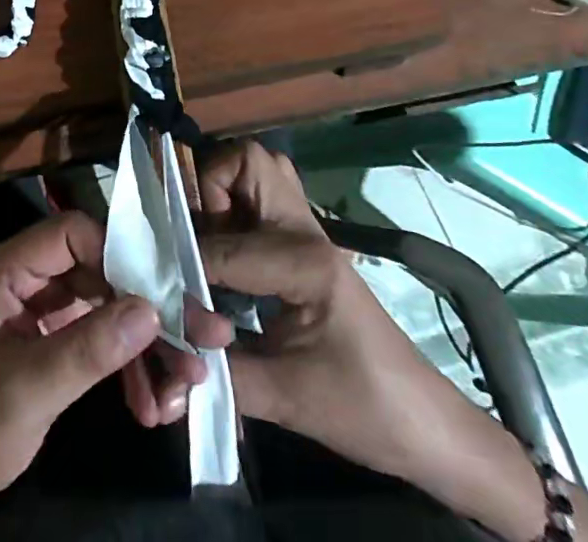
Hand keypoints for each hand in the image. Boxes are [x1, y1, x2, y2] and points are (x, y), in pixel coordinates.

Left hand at [0, 212, 179, 510]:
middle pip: (105, 269)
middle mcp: (34, 278)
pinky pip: (111, 336)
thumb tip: (152, 310)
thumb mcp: (27, 389)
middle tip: (205, 339)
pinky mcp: (64, 337)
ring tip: (187, 386)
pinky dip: (136, 366)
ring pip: (115, 304)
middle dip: (153, 307)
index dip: (121, 256)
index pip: (75, 234)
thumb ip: (87, 349)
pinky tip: (155, 406)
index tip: (167, 296)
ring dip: (152, 344)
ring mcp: (51, 308)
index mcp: (12, 269)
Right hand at [194, 140, 468, 480]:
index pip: (220, 248)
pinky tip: (220, 259)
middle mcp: (306, 232)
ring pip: (257, 171)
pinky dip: (233, 210)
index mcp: (305, 263)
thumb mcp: (281, 397)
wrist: (425, 425)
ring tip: (204, 243)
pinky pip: (263, 200)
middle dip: (205, 190)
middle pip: (245, 162)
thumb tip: (161, 347)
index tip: (163, 301)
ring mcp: (309, 234)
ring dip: (220, 193)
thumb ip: (213, 366)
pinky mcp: (306, 246)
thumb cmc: (362, 409)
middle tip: (188, 241)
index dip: (183, 273)